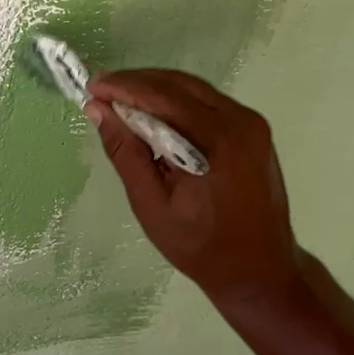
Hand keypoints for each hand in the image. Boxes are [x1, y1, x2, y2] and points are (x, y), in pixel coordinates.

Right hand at [87, 70, 303, 303]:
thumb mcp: (152, 206)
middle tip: (101, 90)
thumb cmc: (202, 247)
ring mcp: (251, 122)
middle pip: (179, 85)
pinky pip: (207, 102)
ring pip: (193, 89)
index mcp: (218, 142)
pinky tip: (154, 114)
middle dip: (137, 82)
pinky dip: (177, 101)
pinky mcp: (254, 129)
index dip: (124, 86)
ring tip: (121, 100)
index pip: (163, 97)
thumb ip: (125, 153)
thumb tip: (98, 110)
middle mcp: (240, 121)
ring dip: (156, 89)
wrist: (261, 271)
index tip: (92, 86)